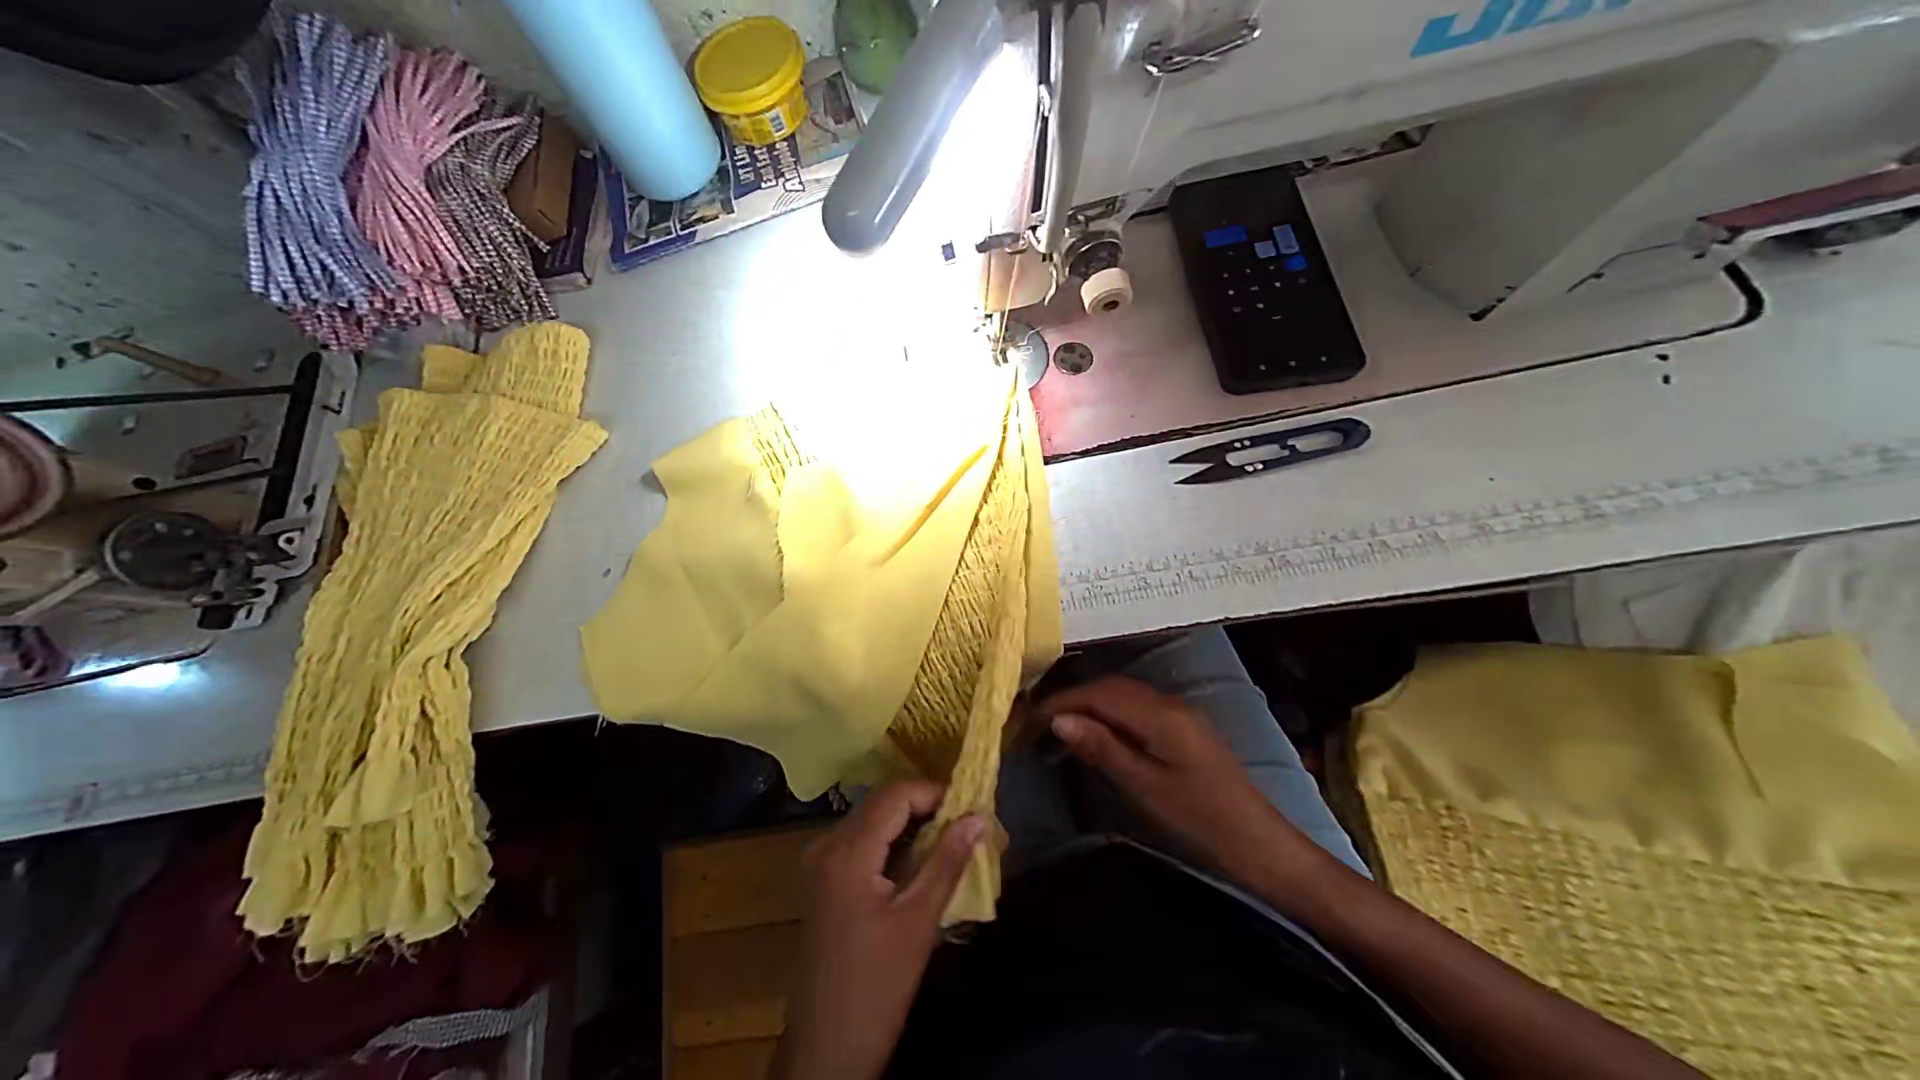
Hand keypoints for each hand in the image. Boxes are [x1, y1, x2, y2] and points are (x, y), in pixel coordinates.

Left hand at [774, 781, 985, 1079]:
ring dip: (909, 823)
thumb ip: (948, 862)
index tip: (970, 806)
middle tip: (965, 821)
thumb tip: (978, 817)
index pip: (894, 795)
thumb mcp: (919, 921)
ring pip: (871, 821)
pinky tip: (919, 859)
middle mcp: (827, 846)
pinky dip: (892, 842)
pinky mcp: (823, 881)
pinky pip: (860, 842)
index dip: (934, 792)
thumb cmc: (877, 985)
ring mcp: (820, 864)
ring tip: (950, 838)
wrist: (827, 1045)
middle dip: (924, 806)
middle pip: (880, 804)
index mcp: (847, 852)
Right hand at [1041, 675, 1310, 878]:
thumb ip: (1102, 748)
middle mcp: (1170, 703)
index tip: (1028, 718)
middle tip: (1037, 722)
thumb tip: (1058, 718)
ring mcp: (1180, 714)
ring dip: (1090, 705)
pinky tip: (1096, 734)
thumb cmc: (1199, 820)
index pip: (1099, 693)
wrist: (1259, 845)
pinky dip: (1110, 715)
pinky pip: (1137, 709)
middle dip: (1072, 699)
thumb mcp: (1144, 787)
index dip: (1061, 701)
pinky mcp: (1184, 729)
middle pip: (1111, 688)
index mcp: (1160, 714)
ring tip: (1058, 728)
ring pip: (1124, 696)